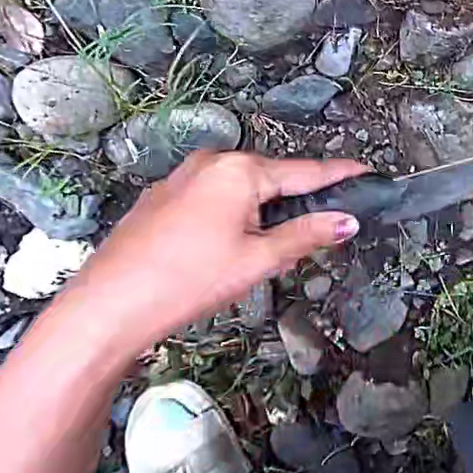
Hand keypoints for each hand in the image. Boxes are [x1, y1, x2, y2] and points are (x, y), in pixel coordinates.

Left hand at [67, 150, 367, 349]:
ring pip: (242, 188)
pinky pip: (214, 196)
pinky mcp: (161, 197)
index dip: (341, 174)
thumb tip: (348, 221)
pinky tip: (225, 246)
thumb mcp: (258, 260)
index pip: (306, 171)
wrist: (103, 310)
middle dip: (296, 203)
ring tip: (268, 248)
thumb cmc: (188, 281)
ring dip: (263, 211)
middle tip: (317, 230)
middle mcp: (212, 161)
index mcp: (240, 170)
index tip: (368, 170)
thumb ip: (308, 234)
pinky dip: (234, 214)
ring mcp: (182, 177)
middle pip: (273, 179)